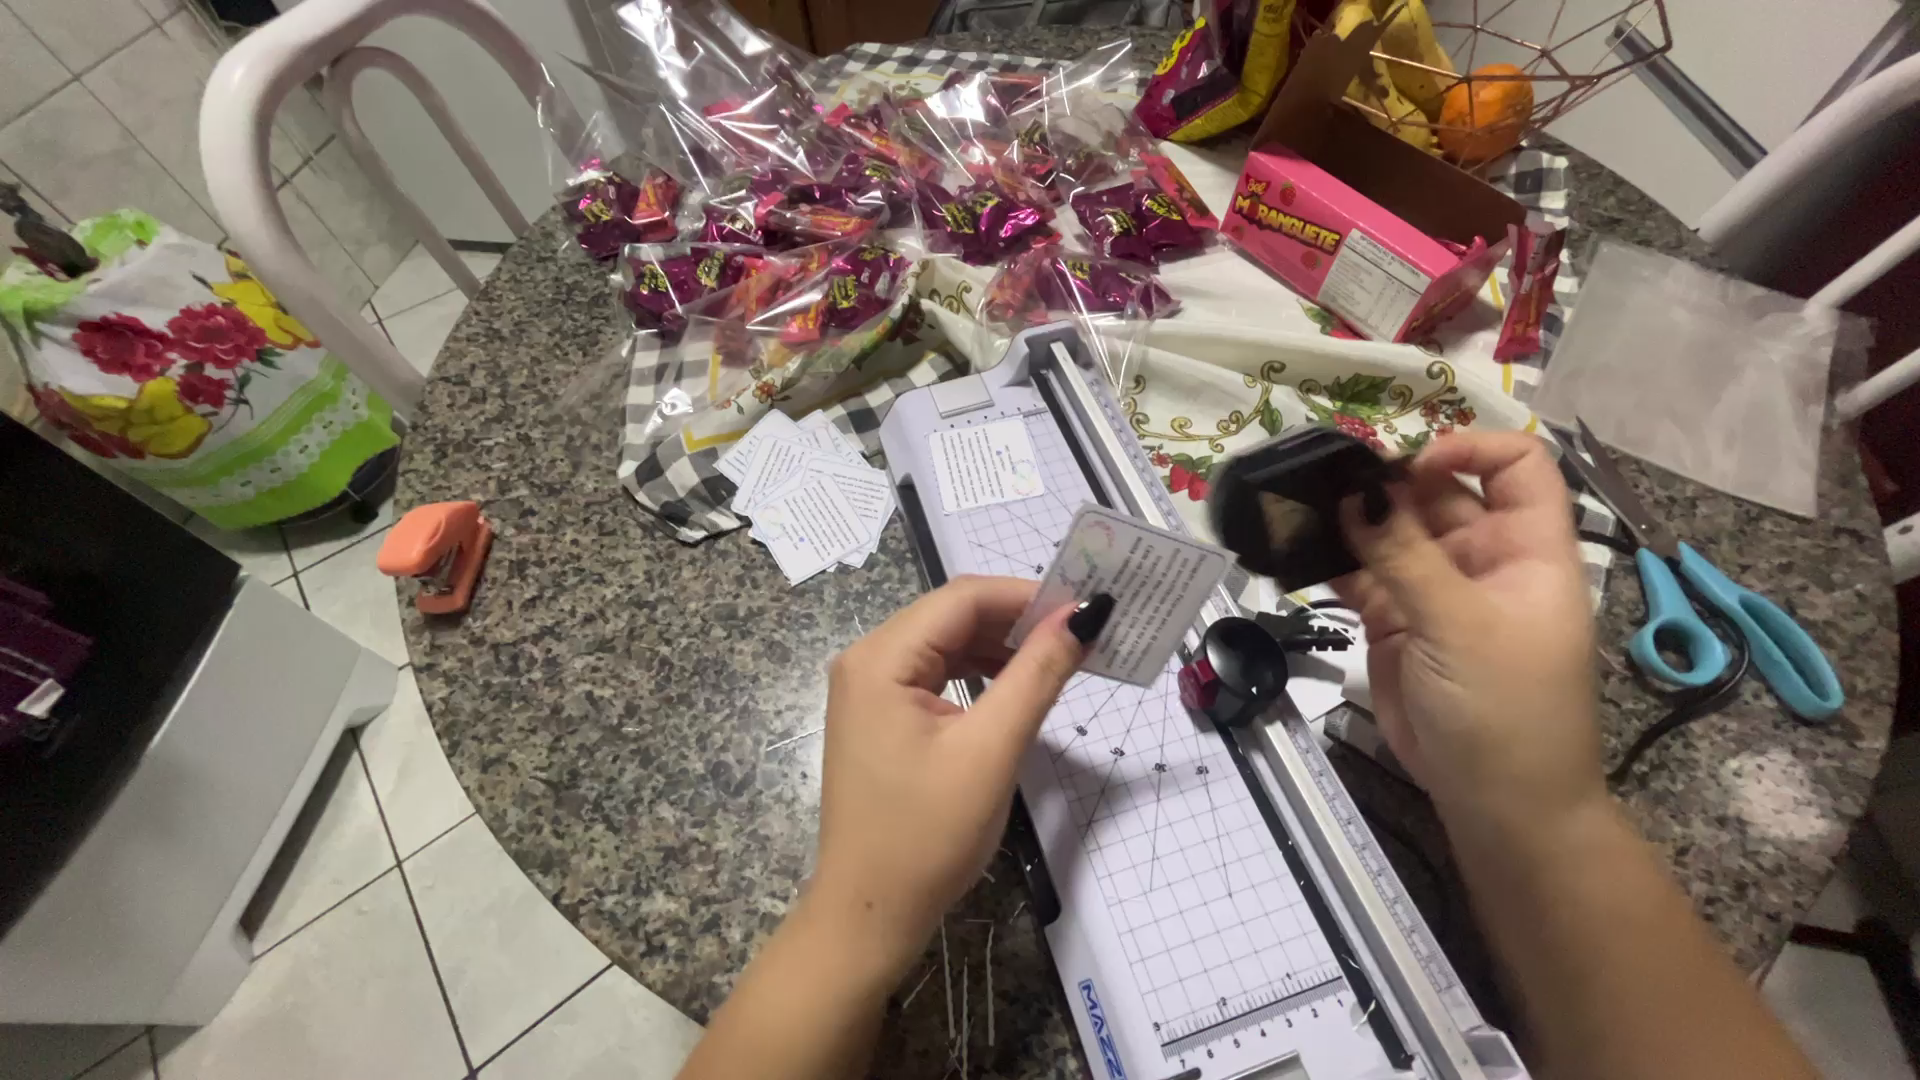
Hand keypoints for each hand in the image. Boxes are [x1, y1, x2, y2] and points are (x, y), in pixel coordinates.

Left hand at [807, 576, 1106, 974]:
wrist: (870, 913)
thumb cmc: (928, 836)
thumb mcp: (991, 750)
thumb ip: (1037, 675)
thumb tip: (1083, 615)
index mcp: (880, 658)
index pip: (962, 598)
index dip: (1026, 596)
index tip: (1084, 607)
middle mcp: (867, 660)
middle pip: (952, 616)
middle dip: (1016, 620)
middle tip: (1079, 634)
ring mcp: (870, 688)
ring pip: (946, 643)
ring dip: (1000, 645)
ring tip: (1057, 657)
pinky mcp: (881, 713)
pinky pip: (935, 672)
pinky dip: (978, 672)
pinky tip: (1014, 683)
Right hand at [1334, 432, 1604, 841]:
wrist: (1493, 799)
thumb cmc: (1505, 707)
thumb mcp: (1460, 624)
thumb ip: (1404, 555)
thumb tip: (1355, 491)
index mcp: (1525, 549)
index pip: (1516, 468)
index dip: (1468, 449)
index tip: (1405, 464)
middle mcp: (1479, 559)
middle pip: (1436, 495)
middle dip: (1386, 483)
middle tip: (1324, 479)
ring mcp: (1432, 590)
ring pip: (1388, 533)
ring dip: (1350, 519)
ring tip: (1299, 508)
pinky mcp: (1392, 620)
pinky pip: (1358, 575)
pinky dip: (1329, 562)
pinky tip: (1294, 552)